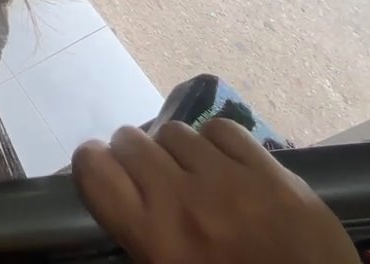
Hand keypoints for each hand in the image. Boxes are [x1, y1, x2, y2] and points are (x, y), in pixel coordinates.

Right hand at [71, 120, 355, 263]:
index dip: (96, 165)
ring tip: (201, 179)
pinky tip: (231, 172)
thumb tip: (114, 184)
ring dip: (180, 152)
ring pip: (175, 131)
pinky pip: (223, 129)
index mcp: (154, 239)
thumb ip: (135, 227)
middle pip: (130, 139)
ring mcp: (234, 186)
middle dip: (139, 157)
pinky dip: (220, 146)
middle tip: (159, 181)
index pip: (92, 165)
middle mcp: (185, 204)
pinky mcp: (277, 177)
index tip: (112, 177)